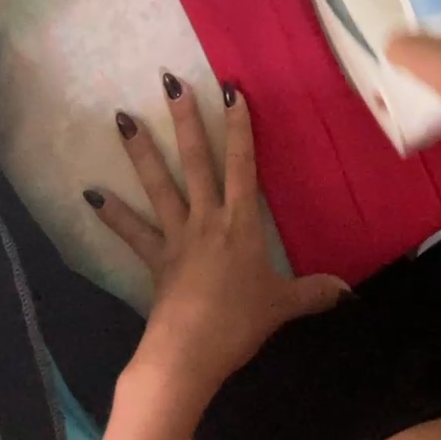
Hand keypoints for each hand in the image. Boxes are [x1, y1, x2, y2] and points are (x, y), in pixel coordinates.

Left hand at [87, 73, 348, 409]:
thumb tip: (349, 292)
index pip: (241, 164)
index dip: (237, 126)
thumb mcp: (282, 305)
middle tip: (170, 83)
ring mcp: (176, 236)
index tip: (229, 90)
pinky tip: (90, 193)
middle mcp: (206, 218)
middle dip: (184, 120)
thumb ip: (314, 292)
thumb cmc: (238, 323)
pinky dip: (112, 214)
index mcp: (240, 222)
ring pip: (158, 185)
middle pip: (195, 161)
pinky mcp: (155, 259)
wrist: (187, 356)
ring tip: (122, 117)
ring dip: (140, 151)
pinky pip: (132, 233)